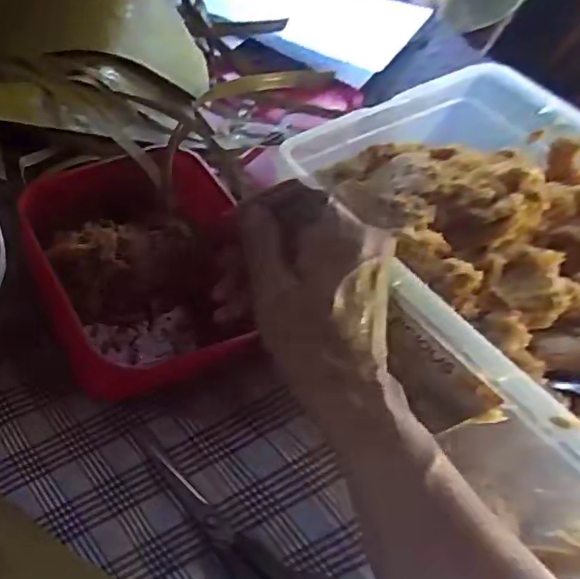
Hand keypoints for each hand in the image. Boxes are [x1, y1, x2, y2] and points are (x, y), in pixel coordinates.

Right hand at [240, 181, 403, 439]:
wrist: (345, 385)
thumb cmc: (304, 338)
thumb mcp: (270, 289)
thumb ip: (260, 241)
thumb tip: (248, 207)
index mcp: (341, 230)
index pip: (296, 194)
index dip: (255, 208)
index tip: (223, 231)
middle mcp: (360, 233)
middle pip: (295, 223)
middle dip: (251, 247)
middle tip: (218, 273)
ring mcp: (361, 256)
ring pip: (299, 247)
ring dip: (257, 270)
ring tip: (224, 301)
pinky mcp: (356, 277)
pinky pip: (312, 265)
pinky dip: (280, 280)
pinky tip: (245, 308)